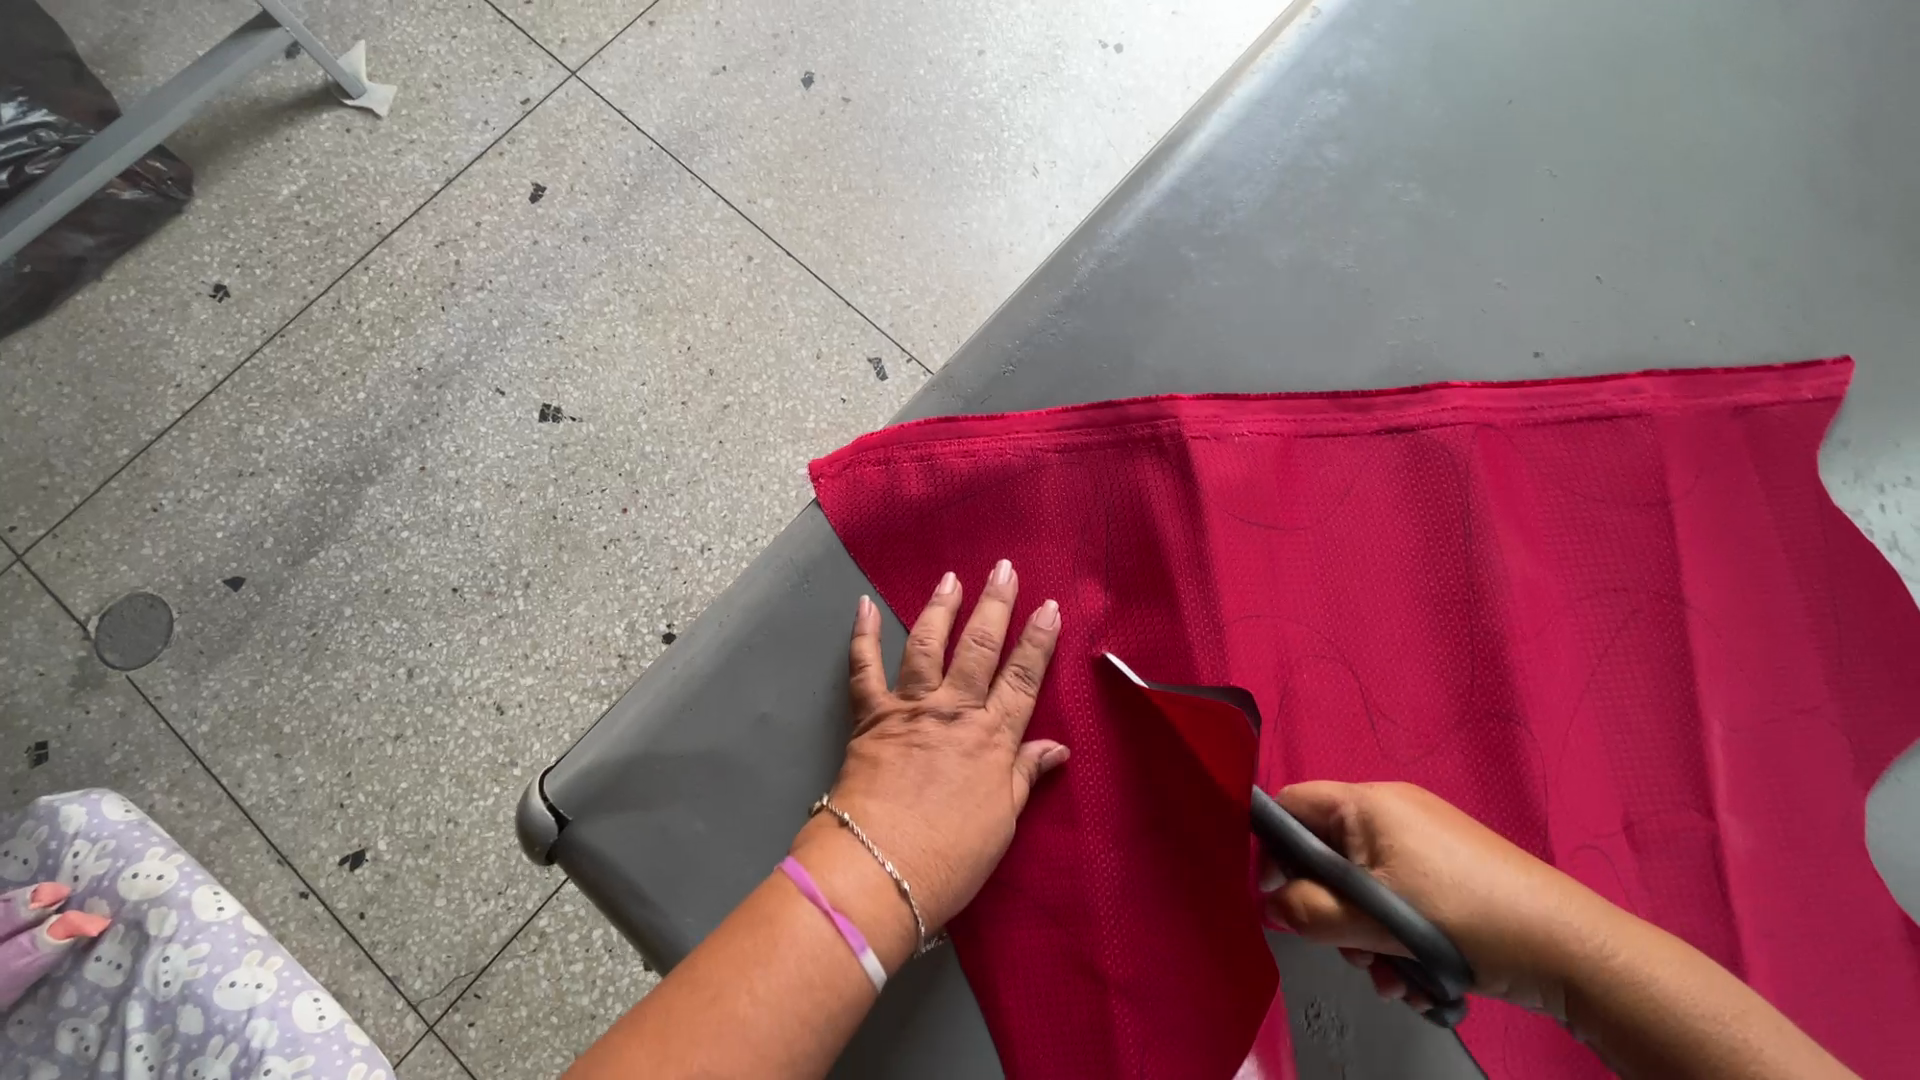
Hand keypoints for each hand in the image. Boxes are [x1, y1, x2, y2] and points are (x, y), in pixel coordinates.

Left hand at [795, 559, 1067, 945]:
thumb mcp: (1002, 821)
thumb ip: (1024, 775)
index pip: (1022, 678)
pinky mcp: (870, 717)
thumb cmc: (950, 858)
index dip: (1038, 641)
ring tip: (950, 578)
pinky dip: (862, 636)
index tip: (1048, 608)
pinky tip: (862, 606)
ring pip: (928, 646)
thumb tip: (1058, 747)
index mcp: (992, 738)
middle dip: (995, 605)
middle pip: (979, 648)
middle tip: (1003, 569)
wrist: (879, 871)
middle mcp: (954, 711)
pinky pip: (864, 669)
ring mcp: (909, 709)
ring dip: (940, 609)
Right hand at [1260, 780, 1629, 1018]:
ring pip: (1360, 881)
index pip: (1289, 806)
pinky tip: (1413, 975)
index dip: (1270, 849)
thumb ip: (1309, 912)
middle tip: (1346, 950)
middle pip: (1324, 851)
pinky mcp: (1448, 871)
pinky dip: (1393, 933)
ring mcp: (1422, 841)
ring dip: (1361, 932)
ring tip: (1389, 974)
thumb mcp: (1374, 919)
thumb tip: (1269, 908)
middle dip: (1325, 906)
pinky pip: (1395, 894)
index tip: (1274, 898)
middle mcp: (1390, 812)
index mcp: (1366, 803)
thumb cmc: (1464, 918)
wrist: (1574, 949)